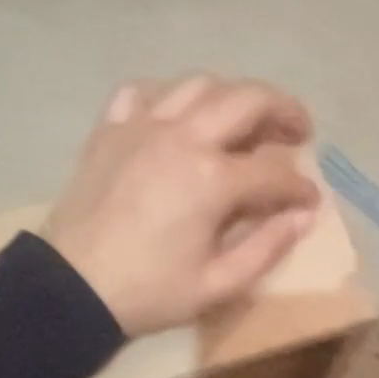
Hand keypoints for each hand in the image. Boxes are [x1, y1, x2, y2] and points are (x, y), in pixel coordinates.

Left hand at [42, 75, 321, 335]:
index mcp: (212, 179)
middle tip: (296, 132)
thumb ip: (267, 248)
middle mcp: (181, 137)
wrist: (71, 287)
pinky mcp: (109, 131)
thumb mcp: (216, 285)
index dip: (299, 187)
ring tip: (241, 120)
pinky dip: (165, 96)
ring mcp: (141, 127)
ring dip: (230, 96)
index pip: (274, 173)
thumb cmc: (147, 292)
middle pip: (247, 100)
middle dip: (283, 112)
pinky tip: (175, 116)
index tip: (308, 201)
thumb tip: (304, 216)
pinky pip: (141, 92)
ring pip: (198, 85)